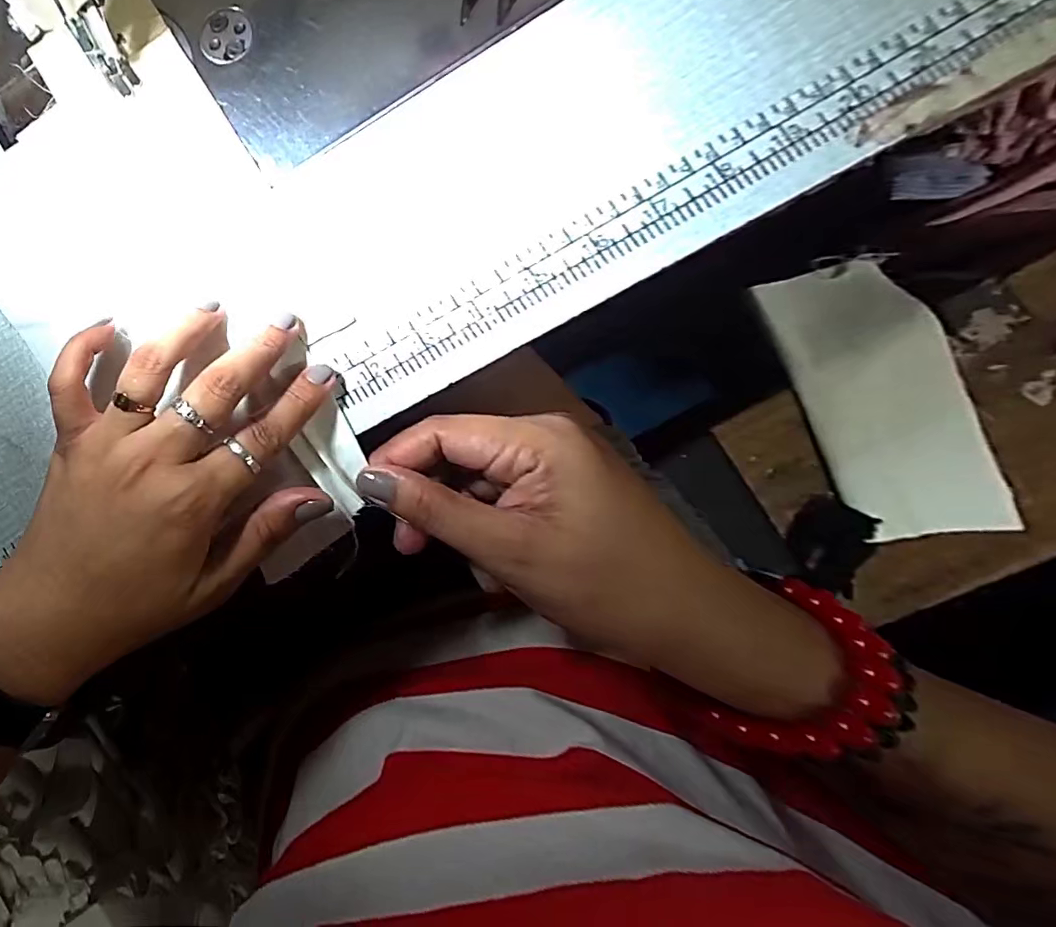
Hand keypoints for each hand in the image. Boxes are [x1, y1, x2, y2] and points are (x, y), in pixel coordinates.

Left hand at [0, 309, 339, 705]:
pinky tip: (106, 322)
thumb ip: (262, 535)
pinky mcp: (69, 439)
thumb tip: (315, 497)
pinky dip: (80, 349)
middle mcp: (152, 460)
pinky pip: (67, 384)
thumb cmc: (138, 605)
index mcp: (193, 500)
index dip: (296, 404)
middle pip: (213, 393)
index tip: (323, 373)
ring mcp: (106, 443)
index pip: (259, 440)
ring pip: (147, 372)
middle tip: (285, 323)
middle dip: (256, 353)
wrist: (50, 618)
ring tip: (212, 307)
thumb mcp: (211, 587)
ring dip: (183, 334)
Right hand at [360, 414, 843, 718]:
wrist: (692, 624)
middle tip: (407, 546)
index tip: (363, 496)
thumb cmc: (605, 586)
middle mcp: (543, 436)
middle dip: (428, 497)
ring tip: (463, 565)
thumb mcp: (508, 550)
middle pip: (459, 452)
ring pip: (477, 479)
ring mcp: (554, 461)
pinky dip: (487, 527)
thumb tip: (371, 479)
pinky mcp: (560, 487)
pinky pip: (503, 495)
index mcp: (536, 437)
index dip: (397, 458)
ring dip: (457, 519)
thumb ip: (434, 510)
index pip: (444, 430)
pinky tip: (496, 567)